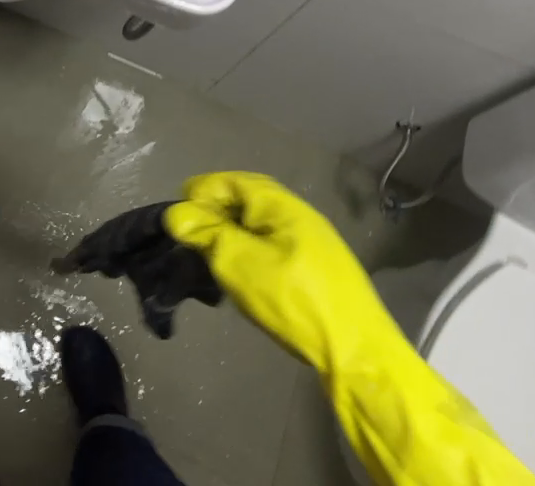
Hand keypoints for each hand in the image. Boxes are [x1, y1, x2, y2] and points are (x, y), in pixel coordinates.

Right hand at [165, 172, 534, 485]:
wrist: (358, 353)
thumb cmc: (293, 300)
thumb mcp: (239, 263)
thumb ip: (206, 233)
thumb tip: (176, 213)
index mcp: (280, 204)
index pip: (230, 181)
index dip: (199, 193)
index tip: (177, 219)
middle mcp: (299, 213)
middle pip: (245, 200)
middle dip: (213, 214)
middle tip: (189, 239)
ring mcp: (313, 240)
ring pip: (260, 225)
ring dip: (231, 235)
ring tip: (211, 259)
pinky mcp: (319, 267)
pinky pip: (274, 244)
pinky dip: (250, 250)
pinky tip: (244, 276)